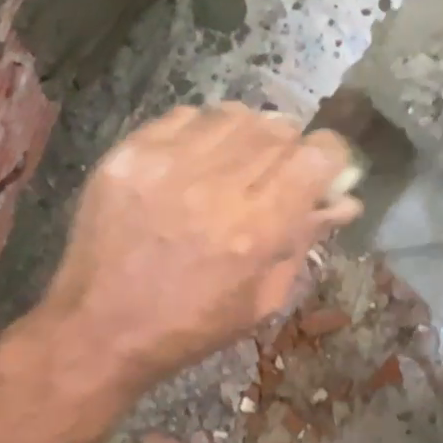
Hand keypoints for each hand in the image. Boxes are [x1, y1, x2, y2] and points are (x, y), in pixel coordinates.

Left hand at [37, 103, 360, 386]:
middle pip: (280, 128)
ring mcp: (169, 162)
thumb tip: (344, 200)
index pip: (318, 152)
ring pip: (236, 113)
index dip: (330, 155)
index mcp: (257, 226)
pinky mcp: (131, 153)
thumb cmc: (191, 325)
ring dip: (248, 134)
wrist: (98, 329)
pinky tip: (196, 159)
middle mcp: (217, 184)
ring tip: (235, 161)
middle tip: (275, 173)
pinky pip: (188, 115)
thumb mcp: (263, 299)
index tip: (323, 168)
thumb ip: (305, 240)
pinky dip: (203, 131)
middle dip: (289, 147)